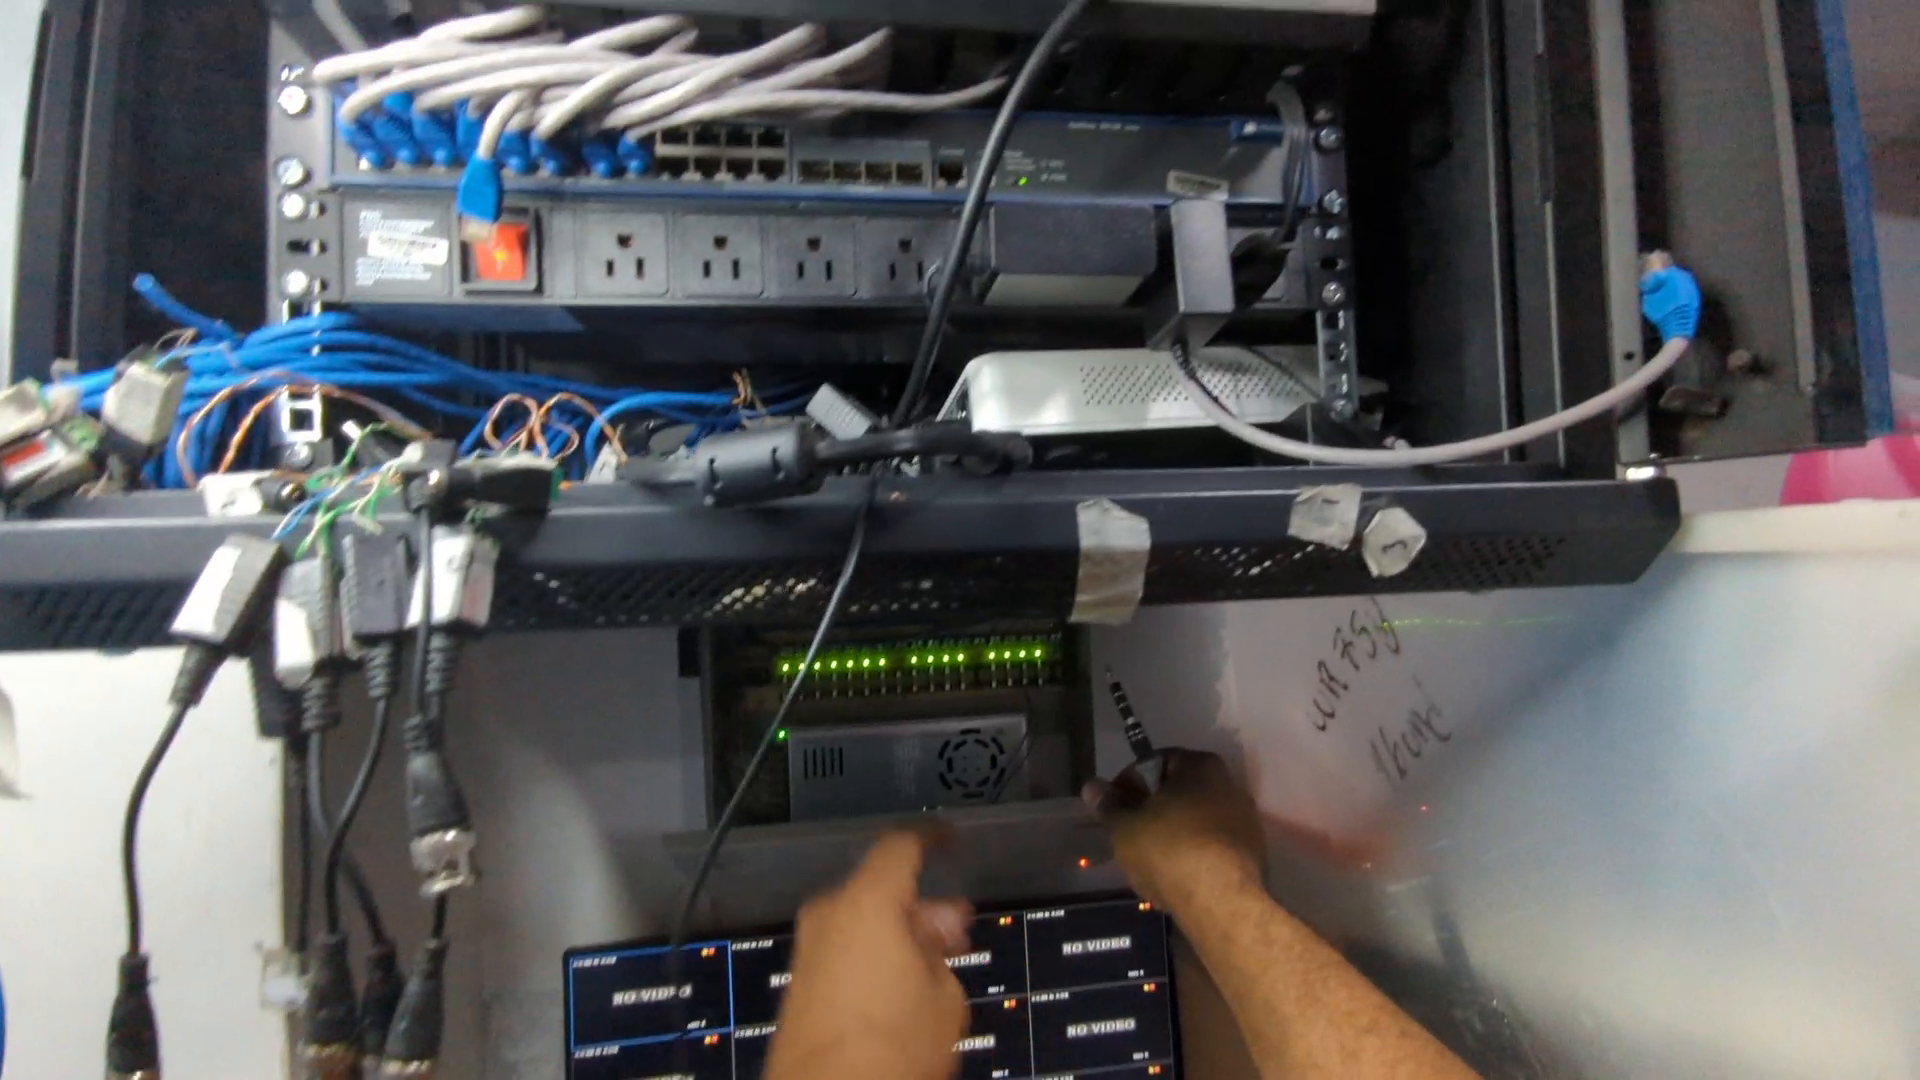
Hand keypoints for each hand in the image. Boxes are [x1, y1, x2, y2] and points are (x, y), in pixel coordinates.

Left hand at [764, 831, 973, 1079]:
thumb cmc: (894, 1048)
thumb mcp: (944, 999)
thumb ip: (939, 954)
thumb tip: (926, 937)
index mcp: (868, 902)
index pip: (901, 847)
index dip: (931, 839)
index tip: (952, 840)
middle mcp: (831, 915)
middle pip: (881, 890)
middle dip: (921, 906)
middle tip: (956, 933)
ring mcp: (808, 951)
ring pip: (862, 923)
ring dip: (898, 934)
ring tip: (934, 967)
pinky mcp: (798, 988)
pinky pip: (844, 952)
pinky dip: (873, 957)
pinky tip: (900, 990)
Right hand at [1084, 749, 1265, 914]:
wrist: (1221, 903)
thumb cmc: (1168, 849)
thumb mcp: (1124, 826)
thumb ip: (1108, 804)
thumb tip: (1091, 786)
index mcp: (1200, 766)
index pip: (1154, 762)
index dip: (1128, 783)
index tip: (1114, 807)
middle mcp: (1229, 784)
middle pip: (1178, 791)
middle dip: (1152, 808)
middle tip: (1129, 831)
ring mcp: (1245, 820)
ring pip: (1196, 820)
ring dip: (1172, 832)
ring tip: (1149, 858)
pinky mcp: (1252, 854)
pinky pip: (1212, 845)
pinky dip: (1193, 853)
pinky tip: (1176, 874)